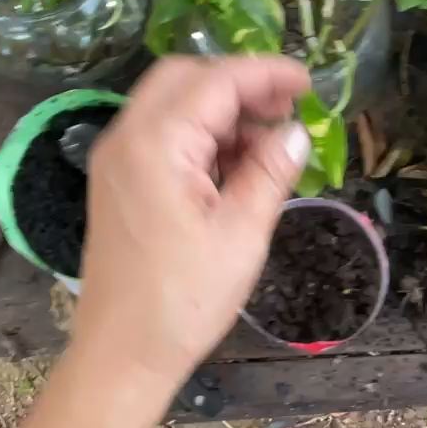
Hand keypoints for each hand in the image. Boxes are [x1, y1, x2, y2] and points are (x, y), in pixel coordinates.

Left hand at [71, 56, 311, 388]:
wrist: (123, 353)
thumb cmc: (184, 300)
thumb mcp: (241, 235)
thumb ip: (270, 173)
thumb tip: (297, 132)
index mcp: (156, 144)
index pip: (216, 81)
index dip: (266, 74)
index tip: (308, 82)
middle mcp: (127, 138)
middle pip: (185, 79)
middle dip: (240, 85)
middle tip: (286, 111)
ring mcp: (118, 161)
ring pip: (173, 107)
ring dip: (222, 113)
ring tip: (269, 146)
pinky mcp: (120, 184)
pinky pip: (164, 138)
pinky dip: (202, 138)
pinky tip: (236, 168)